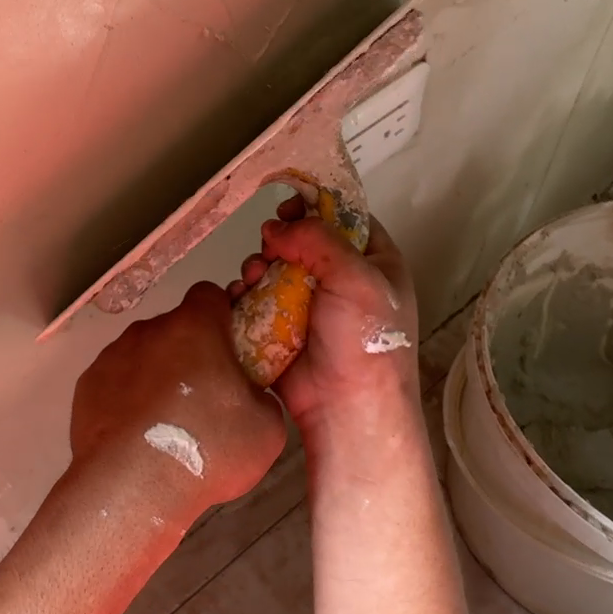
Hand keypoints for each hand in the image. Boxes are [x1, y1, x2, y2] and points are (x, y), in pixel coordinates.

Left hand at [71, 282, 287, 510]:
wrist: (131, 488)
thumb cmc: (207, 450)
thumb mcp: (266, 428)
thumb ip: (260, 395)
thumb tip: (247, 395)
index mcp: (194, 326)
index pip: (210, 295)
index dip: (223, 316)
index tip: (232, 349)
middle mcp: (149, 329)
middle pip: (176, 328)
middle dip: (191, 352)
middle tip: (205, 397)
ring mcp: (112, 355)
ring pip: (144, 354)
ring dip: (157, 375)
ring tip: (168, 424)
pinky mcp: (87, 384)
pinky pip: (117, 381)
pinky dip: (128, 398)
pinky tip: (137, 435)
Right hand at [228, 195, 418, 432]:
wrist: (346, 408)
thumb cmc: (365, 341)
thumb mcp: (356, 277)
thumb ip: (318, 239)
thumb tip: (276, 228)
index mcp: (374, 262)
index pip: (345, 217)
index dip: (316, 206)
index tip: (288, 206)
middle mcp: (341, 280)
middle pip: (301, 241)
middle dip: (278, 241)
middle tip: (269, 249)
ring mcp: (309, 305)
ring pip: (273, 269)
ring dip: (256, 267)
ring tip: (252, 278)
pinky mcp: (281, 328)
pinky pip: (255, 300)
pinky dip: (243, 295)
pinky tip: (238, 297)